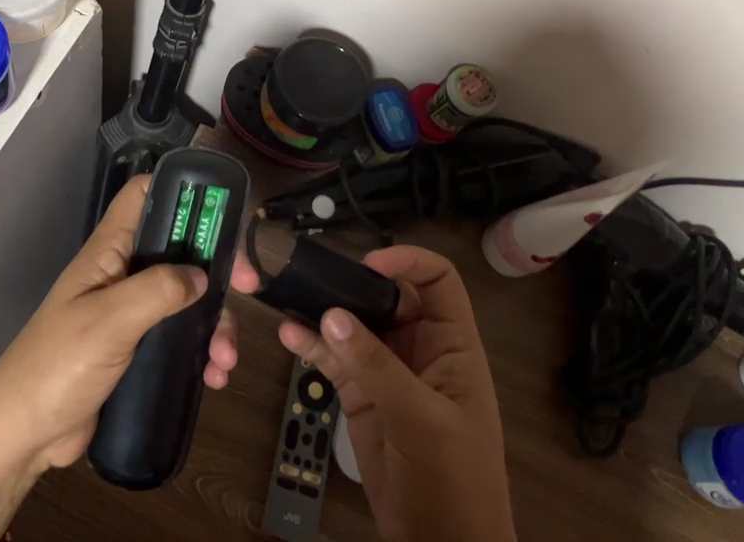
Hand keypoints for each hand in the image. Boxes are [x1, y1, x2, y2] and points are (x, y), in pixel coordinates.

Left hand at [0, 172, 259, 470]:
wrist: (25, 435)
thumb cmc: (58, 366)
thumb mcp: (110, 321)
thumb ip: (158, 290)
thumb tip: (201, 276)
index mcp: (109, 252)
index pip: (144, 195)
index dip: (183, 193)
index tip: (224, 214)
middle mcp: (123, 273)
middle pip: (181, 248)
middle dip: (218, 265)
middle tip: (249, 287)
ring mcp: (131, 312)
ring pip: (188, 296)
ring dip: (216, 321)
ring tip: (225, 360)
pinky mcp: (138, 349)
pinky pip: (181, 337)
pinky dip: (203, 351)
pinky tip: (214, 376)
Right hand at [278, 246, 515, 541]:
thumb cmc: (454, 480)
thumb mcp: (421, 420)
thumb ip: (377, 366)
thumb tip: (332, 315)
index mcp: (452, 346)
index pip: (438, 282)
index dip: (408, 262)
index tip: (367, 262)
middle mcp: (419, 350)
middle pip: (387, 298)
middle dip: (353, 284)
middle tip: (311, 275)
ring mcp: (387, 373)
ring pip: (354, 326)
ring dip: (325, 312)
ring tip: (289, 297)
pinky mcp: (361, 398)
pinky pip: (335, 360)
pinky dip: (312, 346)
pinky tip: (288, 335)